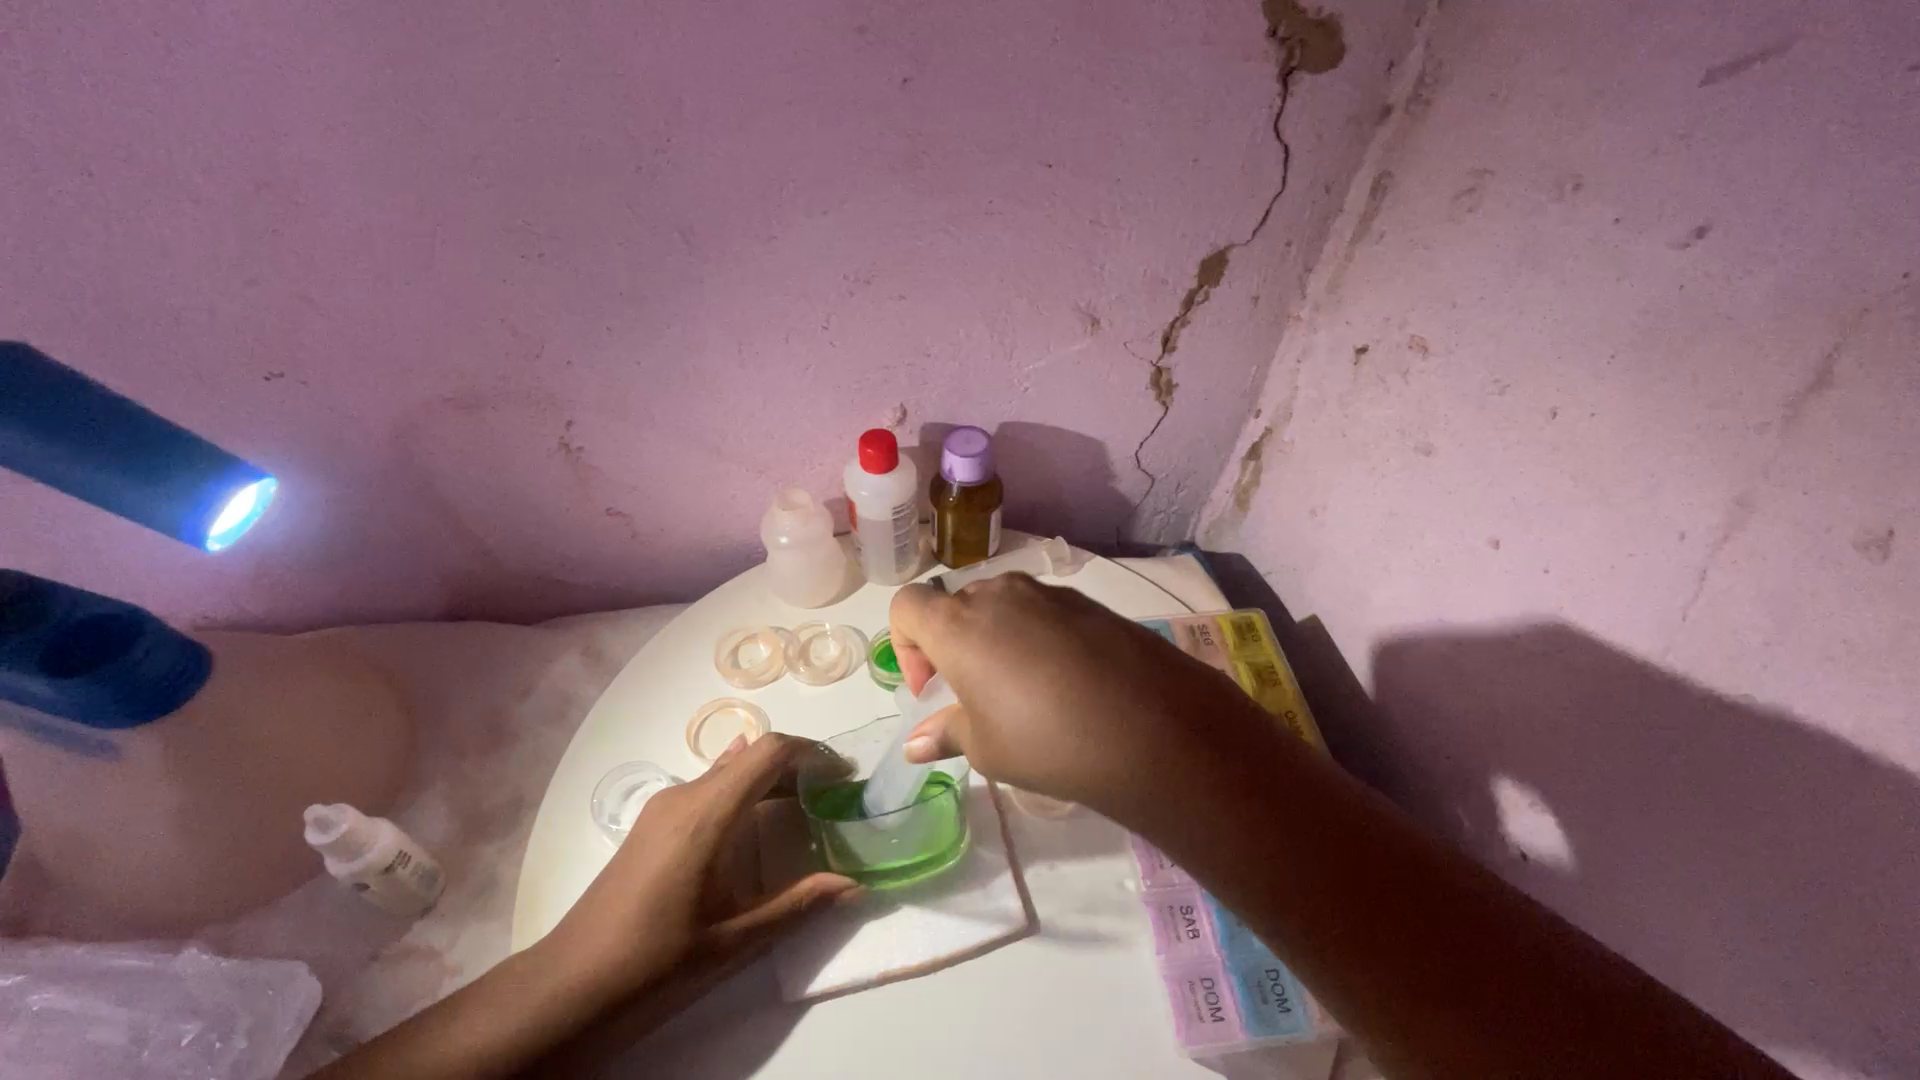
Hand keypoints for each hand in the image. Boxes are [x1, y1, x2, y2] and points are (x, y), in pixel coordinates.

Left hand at [541, 733, 857, 1000]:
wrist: (571, 984)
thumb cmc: (656, 960)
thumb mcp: (736, 939)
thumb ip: (798, 905)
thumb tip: (853, 886)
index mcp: (706, 813)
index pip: (769, 752)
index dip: (811, 753)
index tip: (844, 774)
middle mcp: (684, 796)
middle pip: (751, 756)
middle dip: (797, 767)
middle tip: (834, 795)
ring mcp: (663, 808)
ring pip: (728, 771)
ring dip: (769, 780)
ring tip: (806, 806)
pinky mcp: (652, 824)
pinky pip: (708, 787)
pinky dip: (743, 791)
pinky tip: (757, 812)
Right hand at [887, 575, 1282, 817]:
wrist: (1152, 727)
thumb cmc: (1046, 741)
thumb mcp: (986, 748)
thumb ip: (945, 733)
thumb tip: (915, 744)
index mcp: (958, 624)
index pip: (906, 605)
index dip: (906, 645)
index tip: (932, 689)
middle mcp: (998, 595)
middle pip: (955, 605)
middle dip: (952, 644)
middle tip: (974, 694)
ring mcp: (1048, 594)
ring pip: (1002, 605)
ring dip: (996, 638)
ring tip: (1024, 691)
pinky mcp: (1089, 603)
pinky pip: (1044, 612)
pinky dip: (1038, 637)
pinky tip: (1067, 683)